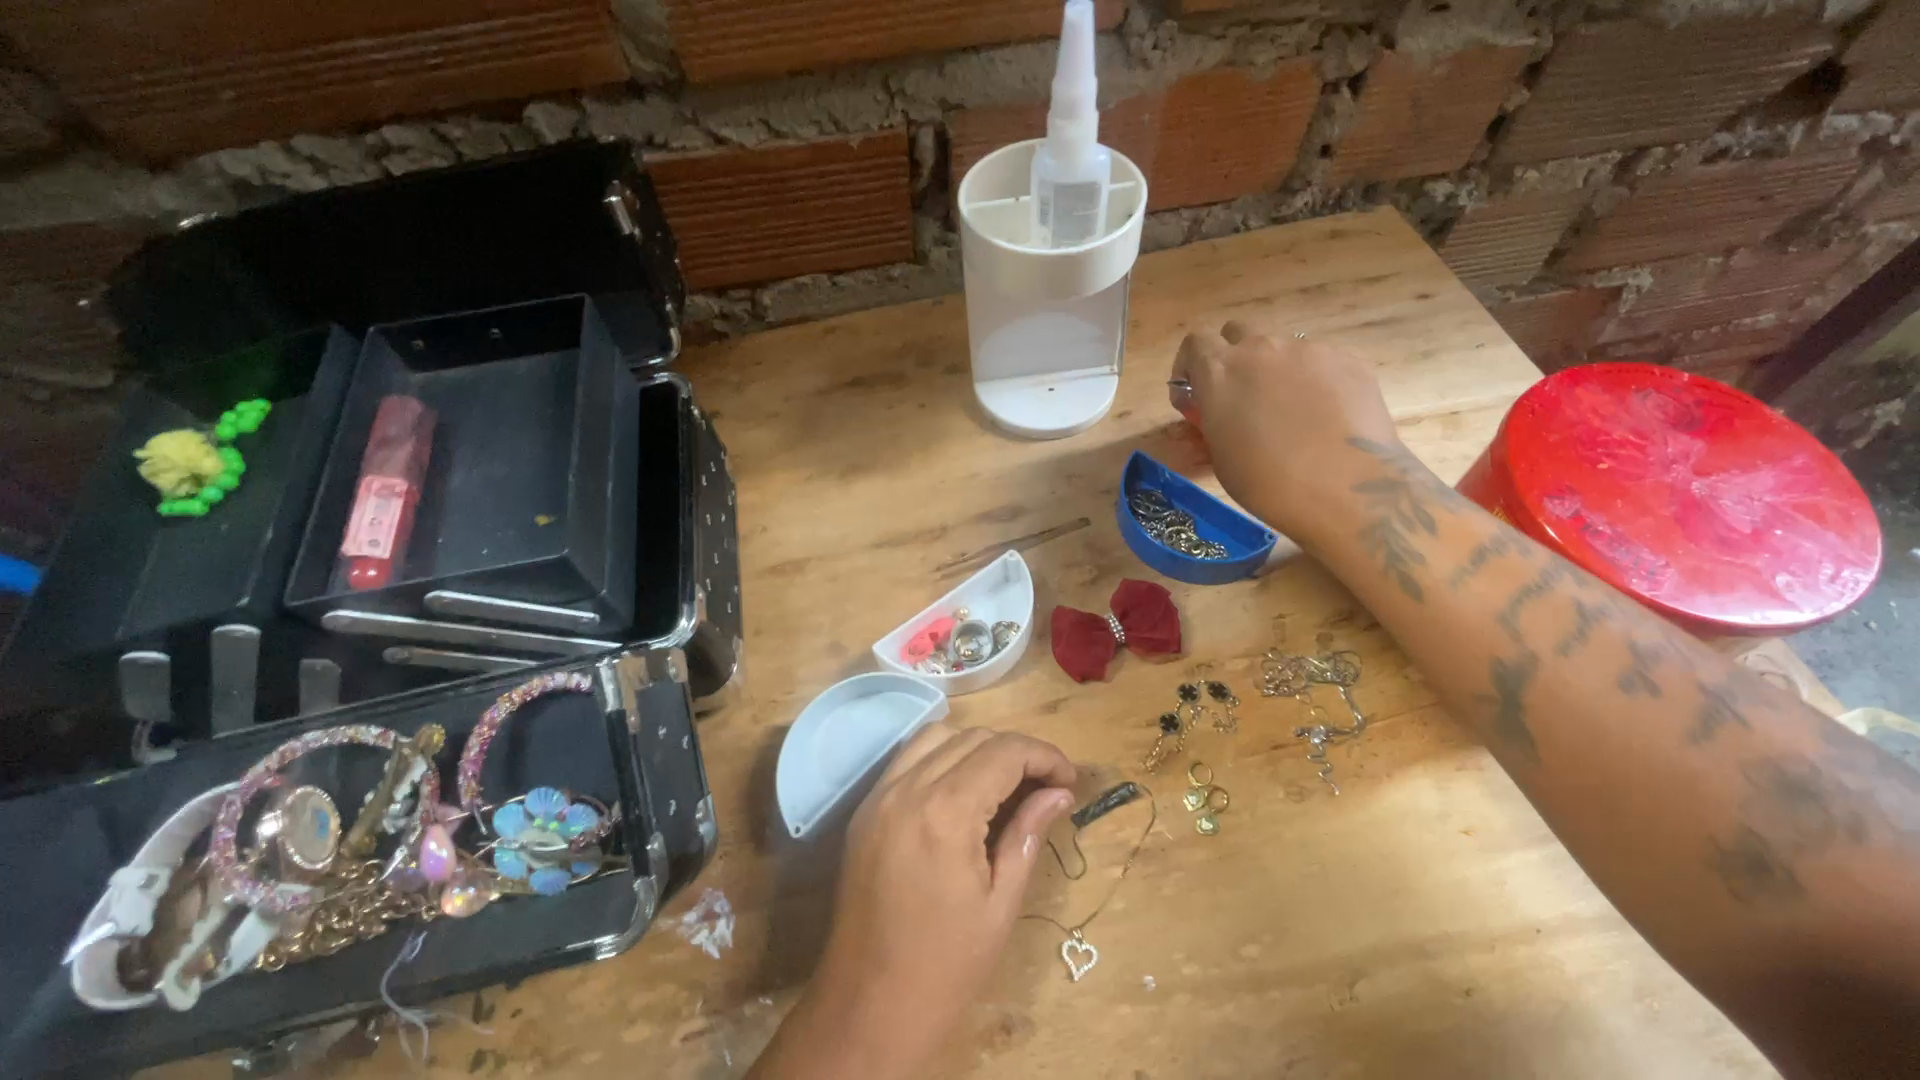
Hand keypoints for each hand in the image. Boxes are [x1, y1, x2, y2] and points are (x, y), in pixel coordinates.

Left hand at [750, 723, 1076, 1079]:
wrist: (868, 1003)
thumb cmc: (946, 965)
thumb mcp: (1001, 903)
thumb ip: (1028, 834)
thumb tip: (1060, 794)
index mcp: (945, 812)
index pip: (1004, 752)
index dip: (1045, 757)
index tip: (1069, 782)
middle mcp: (907, 789)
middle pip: (972, 737)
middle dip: (1016, 752)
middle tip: (1046, 787)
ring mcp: (878, 797)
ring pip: (935, 737)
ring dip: (976, 747)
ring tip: (1006, 783)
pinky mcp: (864, 811)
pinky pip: (906, 759)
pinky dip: (940, 757)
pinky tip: (963, 789)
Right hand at [1171, 321, 1398, 533]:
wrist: (1345, 489)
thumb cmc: (1267, 482)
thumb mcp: (1220, 455)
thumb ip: (1213, 419)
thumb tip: (1218, 409)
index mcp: (1220, 371)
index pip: (1195, 343)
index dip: (1190, 366)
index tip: (1194, 394)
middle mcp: (1261, 348)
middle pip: (1238, 333)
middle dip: (1233, 358)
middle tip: (1241, 396)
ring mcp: (1308, 350)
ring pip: (1281, 348)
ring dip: (1274, 369)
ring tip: (1289, 410)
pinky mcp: (1347, 360)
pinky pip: (1319, 362)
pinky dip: (1313, 381)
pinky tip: (1324, 416)